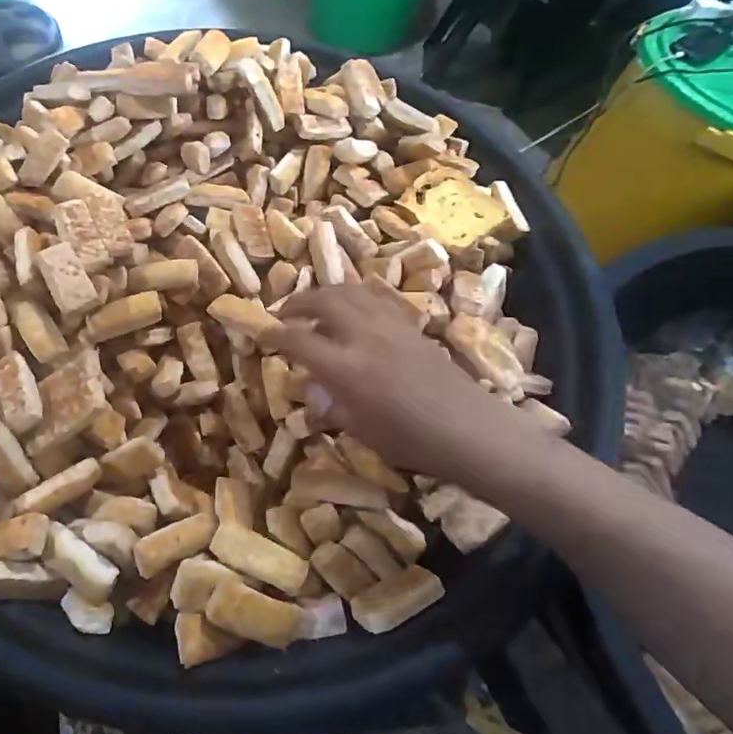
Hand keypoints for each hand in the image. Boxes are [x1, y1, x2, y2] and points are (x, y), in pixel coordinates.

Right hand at [272, 281, 545, 479]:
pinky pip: (377, 298)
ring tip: (315, 304)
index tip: (259, 332)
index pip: (298, 340)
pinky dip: (357, 296)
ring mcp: (391, 326)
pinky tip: (355, 307)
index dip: (273, 334)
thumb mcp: (362, 431)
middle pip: (323, 301)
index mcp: (346, 368)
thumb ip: (331, 405)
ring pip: (351, 291)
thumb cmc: (412, 442)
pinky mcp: (412, 325)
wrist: (473, 431)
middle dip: (298, 302)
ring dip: (326, 292)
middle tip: (284, 313)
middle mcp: (365, 337)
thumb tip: (313, 389)